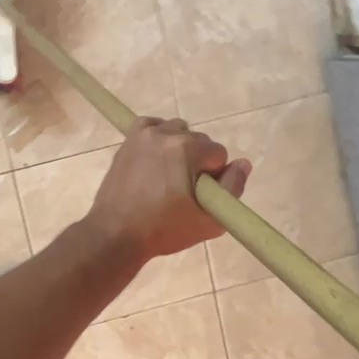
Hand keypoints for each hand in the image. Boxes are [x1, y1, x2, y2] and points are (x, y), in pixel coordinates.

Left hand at [85, 116, 251, 260]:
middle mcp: (165, 133)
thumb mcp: (210, 219)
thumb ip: (232, 188)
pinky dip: (159, 137)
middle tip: (183, 190)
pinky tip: (157, 160)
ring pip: (177, 131)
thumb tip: (242, 163)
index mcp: (187, 148)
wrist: (116, 233)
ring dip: (180, 149)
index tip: (200, 195)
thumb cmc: (164, 229)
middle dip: (198, 162)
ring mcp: (143, 134)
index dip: (215, 176)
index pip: (219, 153)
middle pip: (198, 141)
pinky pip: (152, 126)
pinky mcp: (127, 140)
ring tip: (169, 176)